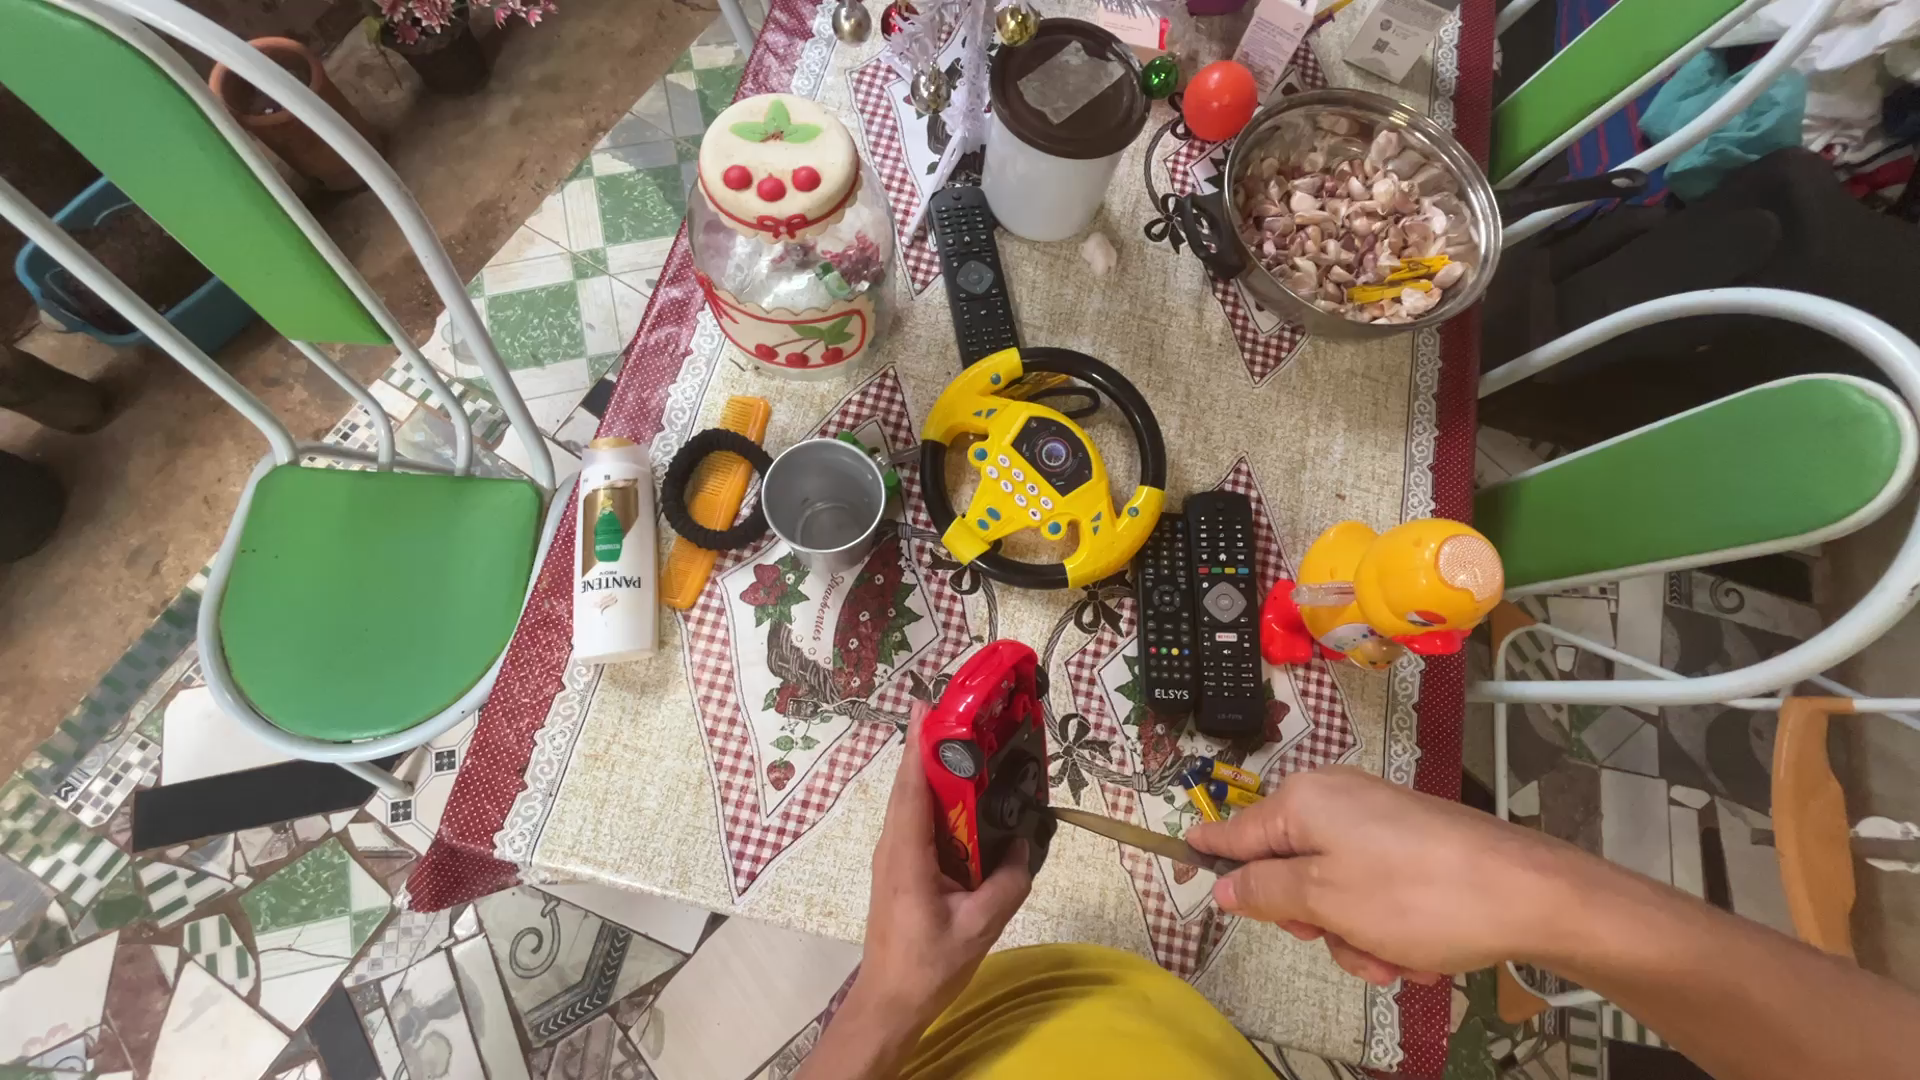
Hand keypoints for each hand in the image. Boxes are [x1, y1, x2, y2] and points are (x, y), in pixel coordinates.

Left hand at [856, 699, 1032, 1027]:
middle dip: (928, 742)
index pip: (911, 786)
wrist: (889, 1002)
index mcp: (907, 853)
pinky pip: (915, 816)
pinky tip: (960, 792)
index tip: (929, 705)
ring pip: (910, 797)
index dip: (919, 744)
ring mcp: (894, 852)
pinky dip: (934, 793)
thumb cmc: (927, 966)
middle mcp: (895, 843)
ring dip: (932, 766)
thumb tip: (1024, 844)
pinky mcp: (900, 863)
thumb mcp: (979, 928)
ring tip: (963, 738)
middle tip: (959, 710)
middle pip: (908, 782)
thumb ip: (1008, 884)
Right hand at [1185, 765, 1577, 984]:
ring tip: (1394, 958)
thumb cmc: (1412, 894)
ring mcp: (1374, 817)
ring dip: (1355, 932)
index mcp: (1302, 802)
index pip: (1237, 830)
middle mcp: (1332, 799)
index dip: (1211, 850)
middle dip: (1311, 916)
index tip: (1182, 850)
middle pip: (1288, 866)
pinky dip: (1385, 920)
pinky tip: (1419, 948)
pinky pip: (1372, 883)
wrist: (1530, 892)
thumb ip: (1263, 889)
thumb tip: (1222, 884)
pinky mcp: (1409, 837)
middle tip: (1338, 941)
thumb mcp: (1324, 899)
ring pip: (1333, 886)